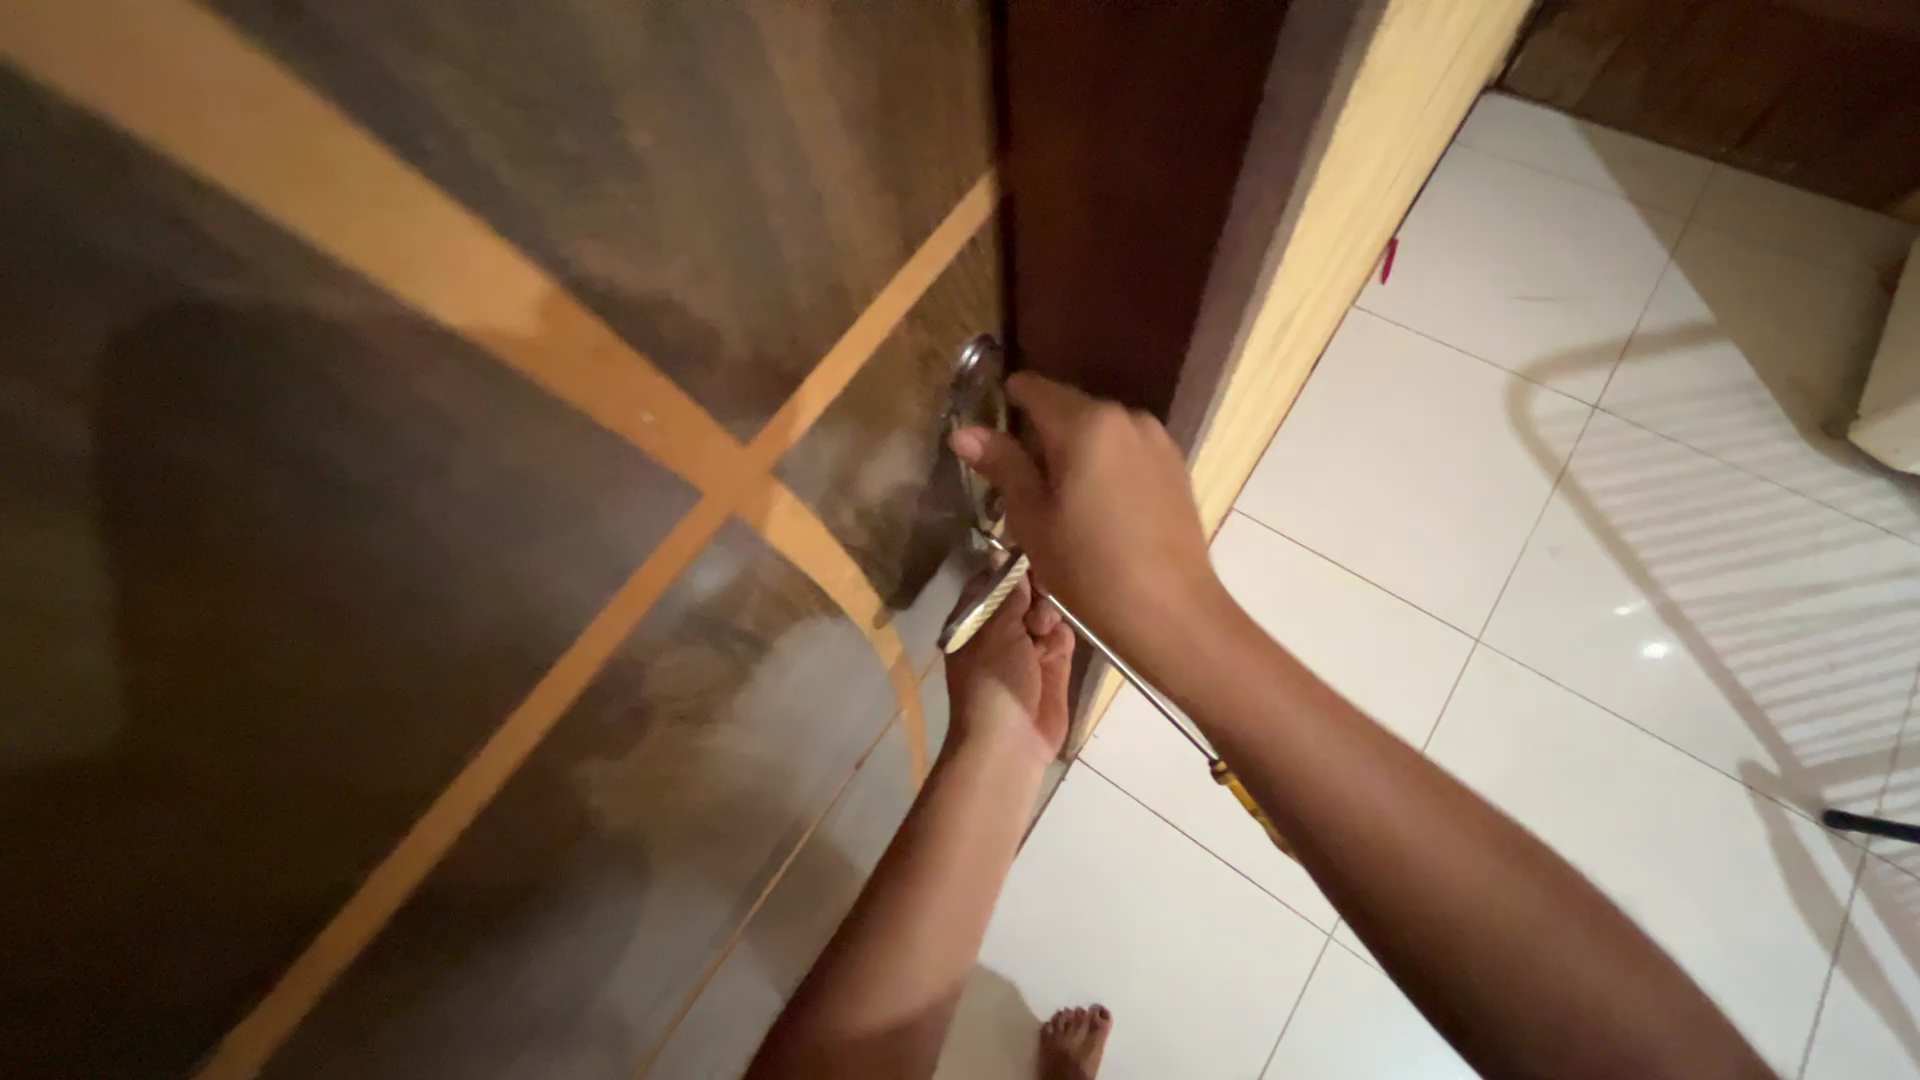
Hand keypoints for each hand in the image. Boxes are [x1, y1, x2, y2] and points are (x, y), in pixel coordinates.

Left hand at [943, 568, 1074, 764]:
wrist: (1010, 741)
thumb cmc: (992, 680)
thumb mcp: (996, 631)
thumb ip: (1007, 593)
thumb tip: (1001, 555)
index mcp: (974, 620)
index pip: (992, 580)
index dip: (1010, 568)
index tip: (1030, 557)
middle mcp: (1000, 629)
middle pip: (1024, 593)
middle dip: (1035, 591)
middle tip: (1040, 595)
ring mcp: (1027, 648)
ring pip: (1046, 612)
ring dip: (1047, 615)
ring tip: (1041, 631)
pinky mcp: (1052, 665)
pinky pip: (1061, 636)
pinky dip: (1059, 638)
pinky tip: (1054, 647)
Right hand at [947, 373, 1228, 672]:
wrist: (1170, 612)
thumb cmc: (1089, 568)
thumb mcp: (1033, 519)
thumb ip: (1002, 465)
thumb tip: (963, 430)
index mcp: (1086, 424)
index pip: (1035, 389)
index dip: (1008, 400)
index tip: (990, 429)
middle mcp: (1126, 417)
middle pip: (1070, 409)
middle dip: (1041, 434)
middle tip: (1020, 480)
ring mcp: (1157, 441)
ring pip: (1101, 432)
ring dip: (1075, 452)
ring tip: (1060, 499)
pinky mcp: (1176, 467)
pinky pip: (1127, 452)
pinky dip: (1106, 466)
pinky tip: (1099, 508)